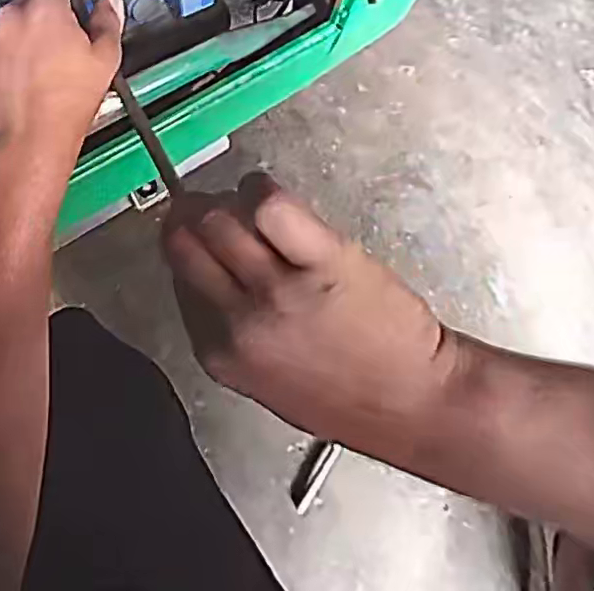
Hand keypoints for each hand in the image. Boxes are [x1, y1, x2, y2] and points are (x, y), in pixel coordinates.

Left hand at [0, 0, 122, 157]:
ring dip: (23, 30)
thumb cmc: (67, 102)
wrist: (34, 136)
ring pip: (9, 21)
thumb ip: (108, 21)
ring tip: (41, 59)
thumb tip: (108, 4)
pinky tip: (21, 70)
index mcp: (47, 9)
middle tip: (62, 32)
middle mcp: (13, 17)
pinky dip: (4, 51)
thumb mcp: (105, 58)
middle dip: (46, 8)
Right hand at [160, 172, 459, 443]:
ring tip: (246, 202)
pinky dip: (259, 188)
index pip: (177, 271)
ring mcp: (279, 290)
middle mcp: (239, 320)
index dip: (187, 241)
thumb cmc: (343, 394)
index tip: (196, 230)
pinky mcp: (321, 262)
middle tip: (211, 207)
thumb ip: (222, 327)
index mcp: (218, 351)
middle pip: (186, 238)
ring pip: (219, 218)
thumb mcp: (260, 377)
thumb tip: (204, 264)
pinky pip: (269, 205)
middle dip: (193, 213)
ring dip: (226, 199)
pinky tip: (269, 194)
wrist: (417, 404)